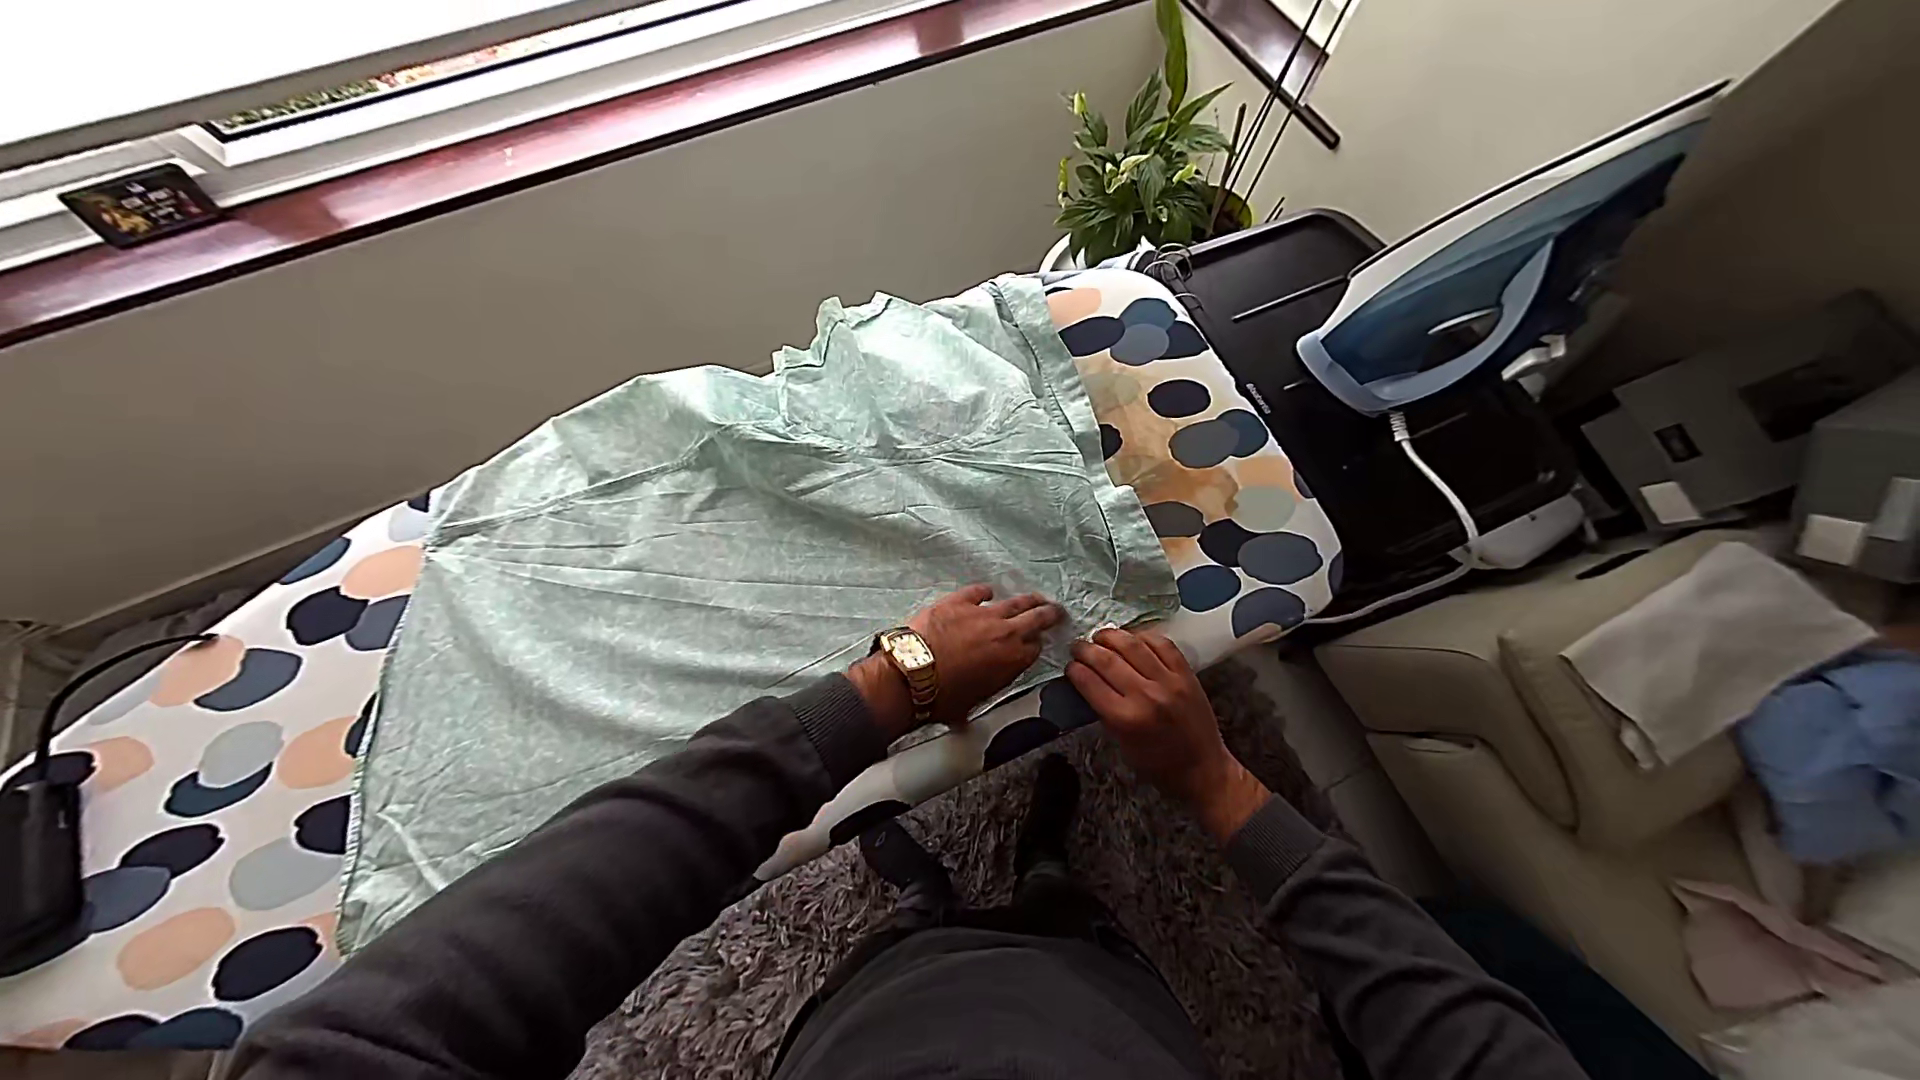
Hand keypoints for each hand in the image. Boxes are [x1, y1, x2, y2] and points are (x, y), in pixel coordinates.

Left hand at [849, 585, 1061, 736]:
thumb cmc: (942, 696)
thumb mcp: (971, 705)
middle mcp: (1005, 634)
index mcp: (1013, 660)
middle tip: (1055, 611)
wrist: (914, 674)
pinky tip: (988, 591)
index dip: (1037, 645)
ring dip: (1028, 600)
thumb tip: (966, 721)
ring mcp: (983, 614)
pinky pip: (978, 592)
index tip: (1037, 643)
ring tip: (1035, 598)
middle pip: (1036, 618)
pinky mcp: (959, 602)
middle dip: (1048, 614)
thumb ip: (979, 700)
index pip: (1035, 648)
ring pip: (1015, 602)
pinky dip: (985, 591)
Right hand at [1066, 627, 1270, 843]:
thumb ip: (1104, 710)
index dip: (1074, 669)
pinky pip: (1161, 644)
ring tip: (1100, 637)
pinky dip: (1142, 636)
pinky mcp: (1186, 674)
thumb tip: (1087, 681)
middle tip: (1078, 647)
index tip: (1070, 666)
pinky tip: (1131, 638)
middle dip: (1085, 649)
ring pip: (1132, 644)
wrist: (1202, 768)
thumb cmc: (1157, 763)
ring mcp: (1168, 682)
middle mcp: (1146, 696)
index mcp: (1125, 719)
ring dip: (1110, 636)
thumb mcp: (1121, 742)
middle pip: (1106, 659)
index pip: (1089, 682)